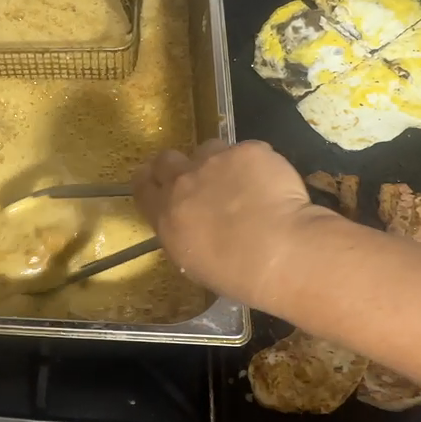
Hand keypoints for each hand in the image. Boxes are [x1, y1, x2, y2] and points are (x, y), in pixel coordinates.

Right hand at [131, 139, 340, 311]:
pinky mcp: (247, 151)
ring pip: (208, 148)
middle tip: (197, 178)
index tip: (156, 181)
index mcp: (165, 214)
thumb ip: (182, 232)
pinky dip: (256, 165)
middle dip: (177, 165)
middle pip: (167, 159)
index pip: (142, 186)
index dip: (148, 180)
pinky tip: (272, 184)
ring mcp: (214, 162)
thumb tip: (190, 223)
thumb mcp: (193, 261)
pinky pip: (247, 152)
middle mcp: (183, 182)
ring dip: (218, 161)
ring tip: (241, 181)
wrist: (278, 251)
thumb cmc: (235, 272)